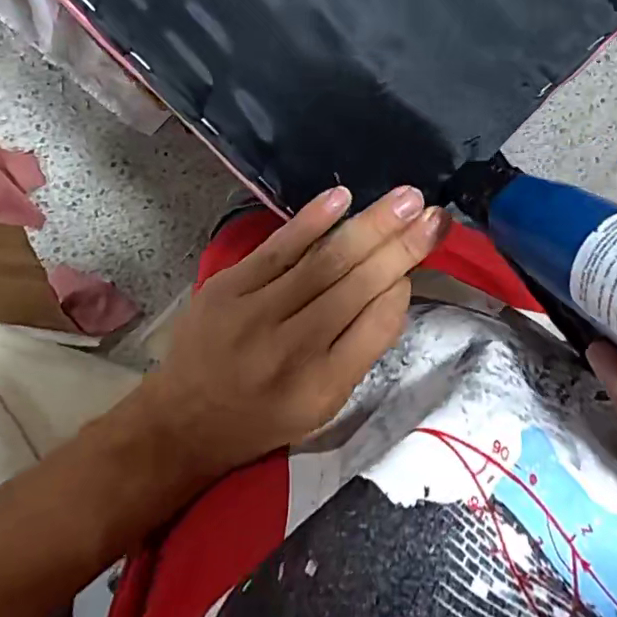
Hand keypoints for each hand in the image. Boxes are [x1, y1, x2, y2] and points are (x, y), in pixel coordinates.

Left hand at [134, 185, 448, 478]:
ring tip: (406, 199)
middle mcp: (291, 349)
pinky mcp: (228, 286)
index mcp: (321, 387)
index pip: (374, 326)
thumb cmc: (262, 416)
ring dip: (369, 225)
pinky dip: (311, 220)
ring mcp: (255, 313)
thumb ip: (359, 350)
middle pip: (354, 285)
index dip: (402, 285)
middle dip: (400, 246)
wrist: (182, 419)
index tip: (424, 249)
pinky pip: (278, 247)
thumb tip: (394, 286)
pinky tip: (342, 197)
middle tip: (434, 213)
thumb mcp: (320, 406)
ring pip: (323, 261)